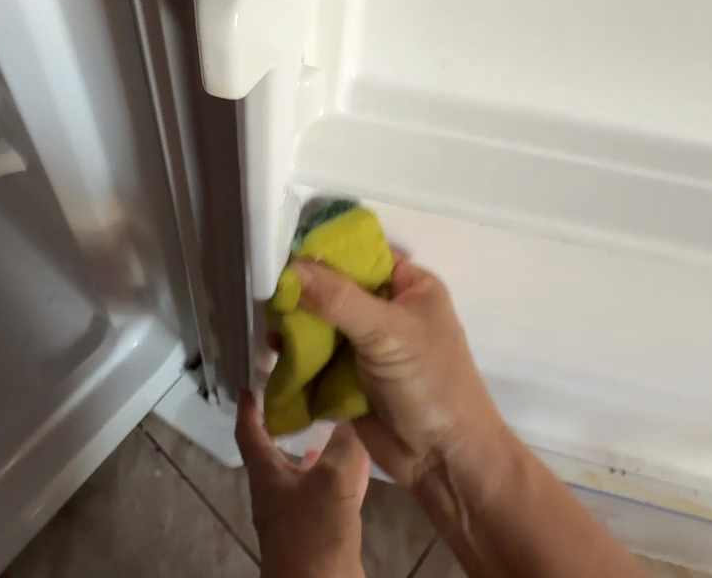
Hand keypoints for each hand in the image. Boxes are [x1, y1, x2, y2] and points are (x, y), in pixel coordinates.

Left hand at [237, 391, 369, 577]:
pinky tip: (362, 460)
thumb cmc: (312, 534)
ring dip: (321, 446)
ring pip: (308, 469)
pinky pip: (331, 491)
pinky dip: (344, 472)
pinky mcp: (320, 530)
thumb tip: (351, 412)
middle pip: (279, 449)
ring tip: (340, 420)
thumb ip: (343, 445)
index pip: (249, 432)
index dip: (249, 407)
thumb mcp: (331, 481)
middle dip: (291, 422)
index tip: (252, 385)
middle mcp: (277, 490)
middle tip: (309, 394)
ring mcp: (298, 512)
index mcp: (266, 474)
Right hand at [287, 255, 506, 487]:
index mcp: (409, 286)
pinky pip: (316, 355)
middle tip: (267, 290)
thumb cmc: (430, 383)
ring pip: (321, 322)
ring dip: (295, 324)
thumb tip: (289, 268)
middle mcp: (387, 309)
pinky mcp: (348, 376)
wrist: (443, 462)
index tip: (283, 249)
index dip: (325, 250)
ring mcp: (366, 344)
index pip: (361, 253)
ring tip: (268, 325)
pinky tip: (272, 350)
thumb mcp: (387, 331)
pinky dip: (296, 353)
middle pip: (335, 287)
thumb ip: (337, 298)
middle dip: (303, 291)